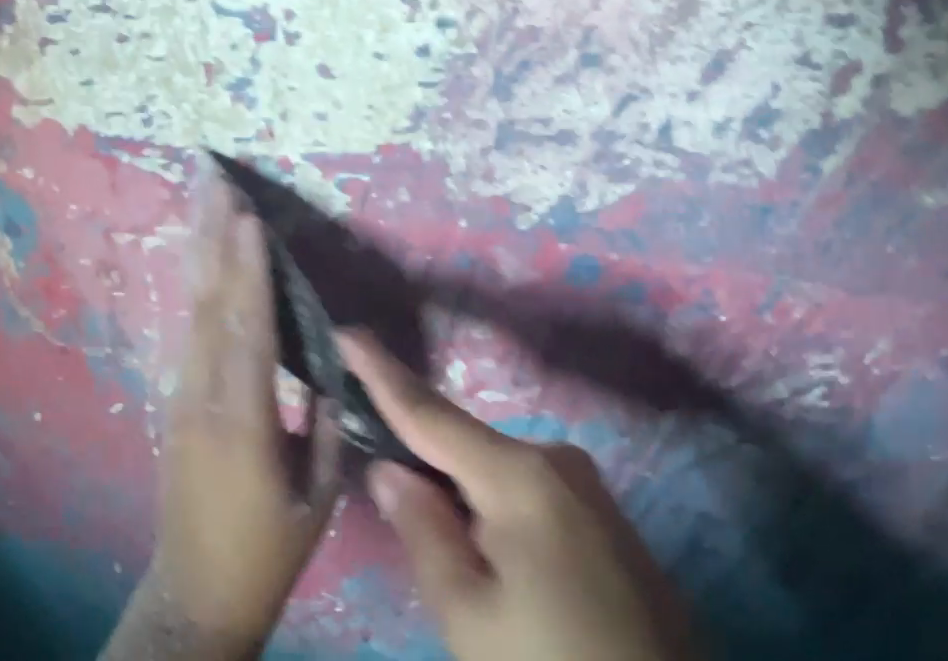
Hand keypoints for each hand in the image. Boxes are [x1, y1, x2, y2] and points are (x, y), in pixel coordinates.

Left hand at [102, 163, 342, 659]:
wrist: (195, 593)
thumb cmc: (266, 549)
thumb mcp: (316, 497)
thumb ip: (325, 427)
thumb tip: (331, 368)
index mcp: (242, 422)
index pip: (247, 332)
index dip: (249, 272)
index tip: (250, 217)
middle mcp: (202, 397)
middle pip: (209, 305)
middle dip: (213, 238)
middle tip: (213, 180)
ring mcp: (182, 397)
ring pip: (192, 310)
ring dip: (200, 251)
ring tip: (204, 200)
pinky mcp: (175, 401)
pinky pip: (190, 331)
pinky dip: (198, 285)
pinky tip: (202, 257)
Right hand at [339, 330, 698, 660]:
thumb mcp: (470, 616)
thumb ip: (424, 531)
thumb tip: (390, 468)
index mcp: (518, 475)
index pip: (429, 414)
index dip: (381, 373)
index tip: (345, 331)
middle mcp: (555, 458)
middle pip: (462, 444)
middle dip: (419, 458)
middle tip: (386, 500)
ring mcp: (587, 483)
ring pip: (493, 471)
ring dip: (457, 491)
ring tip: (445, 552)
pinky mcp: (603, 512)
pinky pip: (526, 490)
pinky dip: (492, 506)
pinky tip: (491, 557)